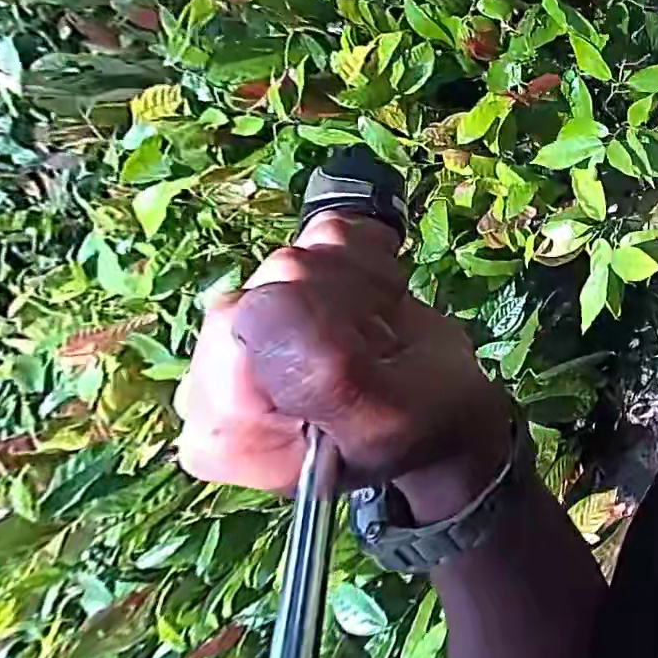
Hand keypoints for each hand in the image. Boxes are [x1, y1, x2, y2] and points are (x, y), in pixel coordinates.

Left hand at [175, 212, 510, 522]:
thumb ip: (321, 376)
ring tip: (382, 329)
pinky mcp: (284, 280)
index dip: (327, 323)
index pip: (254, 315)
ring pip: (307, 249)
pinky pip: (328, 230)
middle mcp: (218, 365)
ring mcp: (252, 316)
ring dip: (365, 283)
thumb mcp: (382, 420)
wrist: (439, 410)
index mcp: (222, 422)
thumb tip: (267, 300)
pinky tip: (378, 300)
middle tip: (380, 347)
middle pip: (280, 276)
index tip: (369, 357)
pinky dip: (369, 257)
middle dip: (349, 302)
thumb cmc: (416, 427)